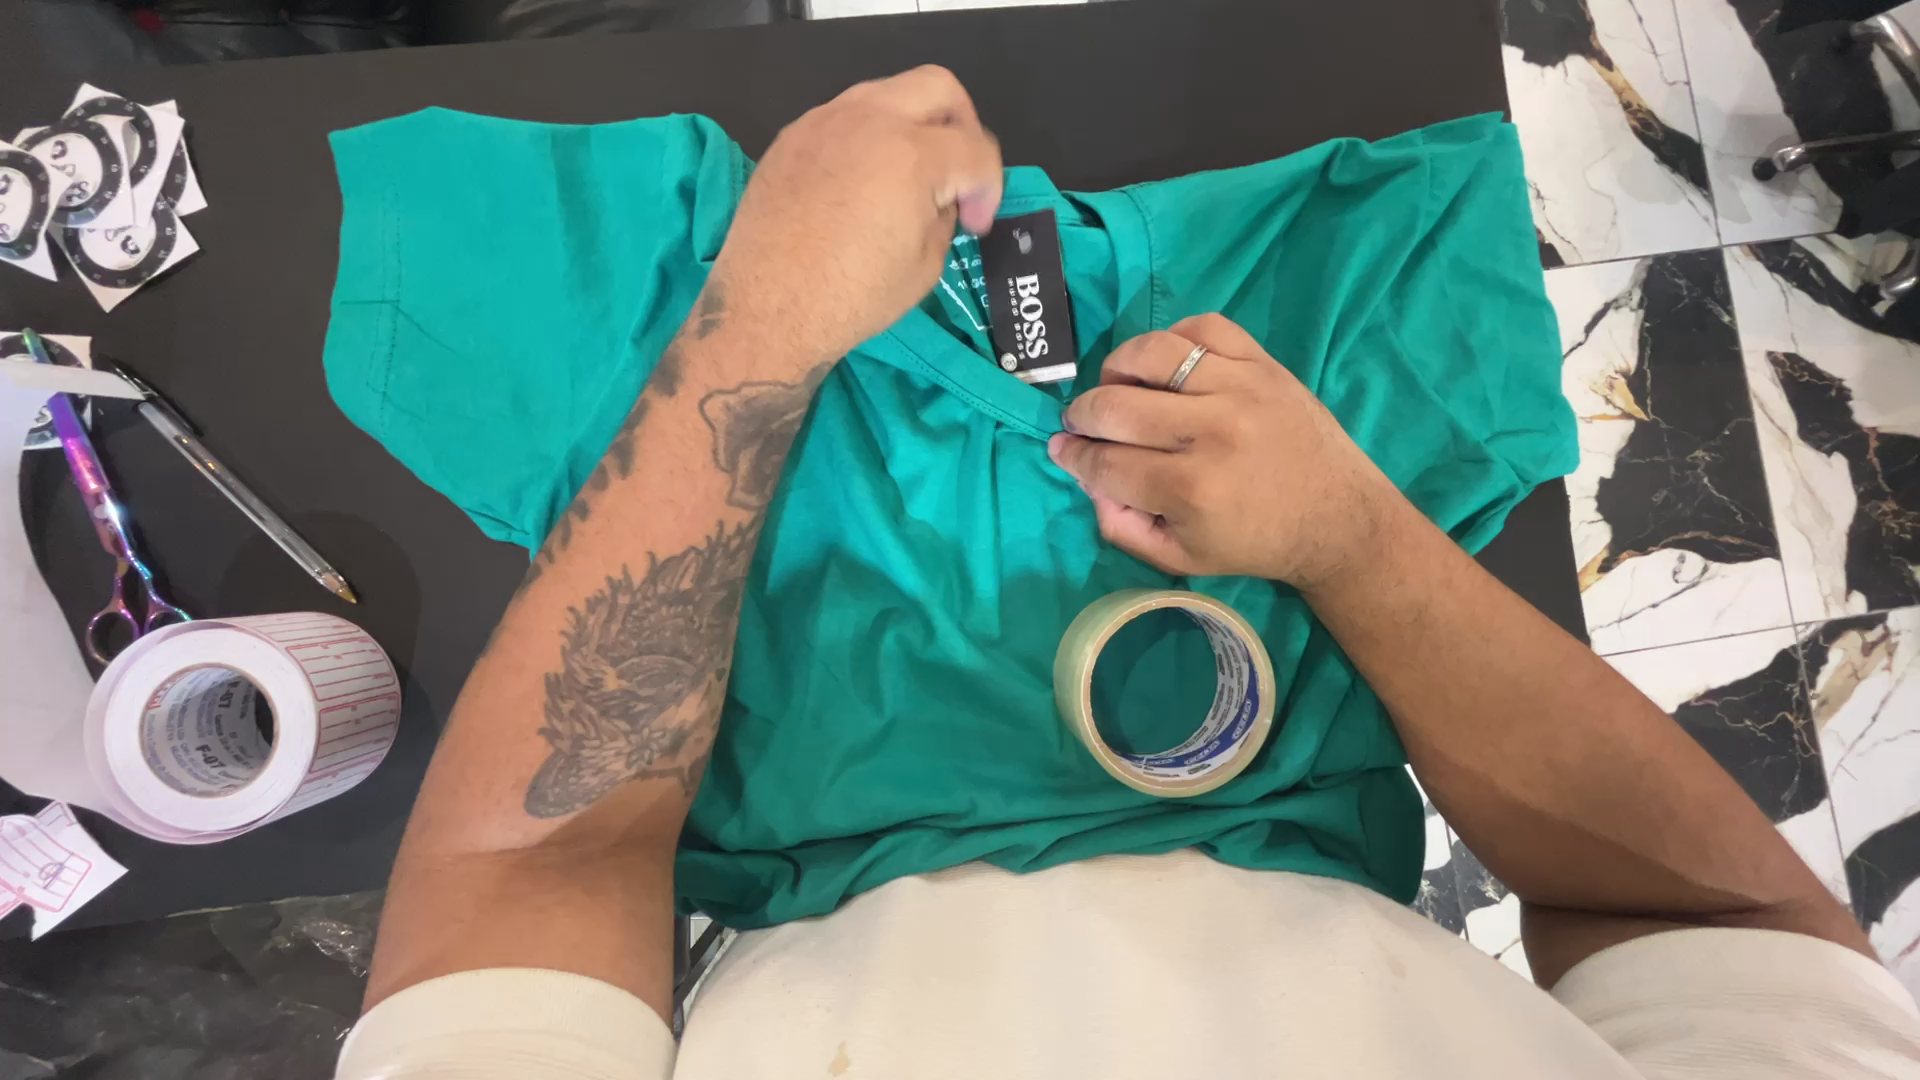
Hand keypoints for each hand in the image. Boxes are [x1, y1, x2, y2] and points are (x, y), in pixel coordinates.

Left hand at [707, 66, 1003, 364]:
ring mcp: (826, 121)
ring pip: (889, 94)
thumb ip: (943, 219)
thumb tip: (943, 200)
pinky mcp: (794, 136)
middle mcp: (871, 120)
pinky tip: (862, 188)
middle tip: (957, 177)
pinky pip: (847, 118)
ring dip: (914, 128)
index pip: (976, 149)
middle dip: (963, 129)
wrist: (769, 307)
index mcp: (913, 155)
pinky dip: (870, 141)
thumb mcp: (923, 268)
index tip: (975, 223)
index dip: (989, 189)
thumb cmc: (853, 298)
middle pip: (939, 89)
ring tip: (909, 182)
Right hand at [1047, 313, 1407, 589]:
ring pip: (1150, 353)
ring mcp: (1241, 388)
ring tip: (1119, 389)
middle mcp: (1212, 432)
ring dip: (1116, 369)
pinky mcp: (1264, 363)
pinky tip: (1166, 367)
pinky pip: (1202, 326)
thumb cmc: (1251, 542)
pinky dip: (1171, 341)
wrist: (1336, 518)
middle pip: (1114, 405)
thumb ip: (1119, 525)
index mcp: (1190, 490)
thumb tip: (1085, 476)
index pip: (1103, 462)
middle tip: (1084, 424)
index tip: (1063, 449)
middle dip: (1082, 415)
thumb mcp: (1177, 559)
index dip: (1072, 455)